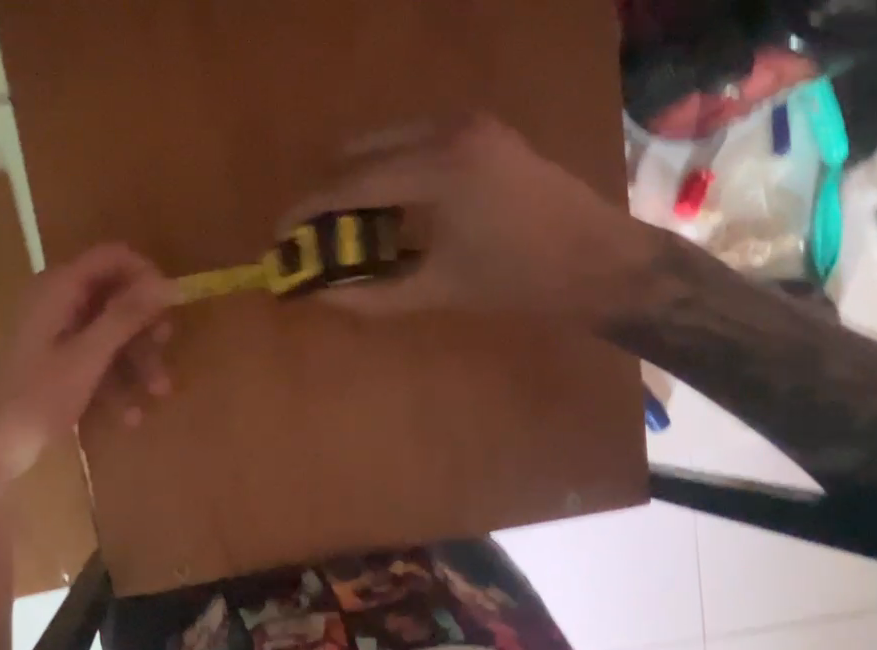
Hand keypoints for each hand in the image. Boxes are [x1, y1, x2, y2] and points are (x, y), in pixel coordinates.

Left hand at [0, 243, 177, 493]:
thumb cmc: (36, 399)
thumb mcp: (86, 358)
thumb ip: (126, 317)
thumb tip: (168, 283)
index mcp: (57, 289)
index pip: (112, 258)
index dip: (146, 276)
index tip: (172, 307)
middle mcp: (55, 303)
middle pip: (113, 298)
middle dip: (144, 328)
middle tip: (166, 353)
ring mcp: (53, 335)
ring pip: (108, 335)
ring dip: (135, 362)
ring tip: (157, 395)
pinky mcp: (53, 365)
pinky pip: (93, 362)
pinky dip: (113, 383)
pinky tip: (128, 416)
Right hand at [280, 115, 659, 322]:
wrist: (598, 262)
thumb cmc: (517, 282)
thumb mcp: (435, 291)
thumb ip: (368, 294)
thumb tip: (317, 295)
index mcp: (438, 168)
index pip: (351, 183)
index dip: (309, 211)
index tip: (278, 233)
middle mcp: (450, 131)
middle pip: (363, 152)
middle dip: (331, 193)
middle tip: (313, 234)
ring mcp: (471, 127)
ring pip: (389, 144)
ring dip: (362, 182)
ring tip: (348, 231)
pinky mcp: (484, 134)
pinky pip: (417, 146)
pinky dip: (393, 174)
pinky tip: (390, 215)